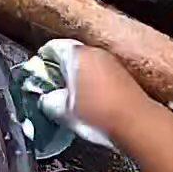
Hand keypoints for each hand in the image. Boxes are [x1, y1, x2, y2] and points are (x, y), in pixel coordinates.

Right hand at [36, 40, 152, 146]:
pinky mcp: (123, 76)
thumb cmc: (97, 113)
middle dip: (58, 72)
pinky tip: (87, 104)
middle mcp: (95, 52)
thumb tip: (46, 98)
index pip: (51, 48)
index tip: (36, 78)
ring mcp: (111, 62)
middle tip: (49, 91)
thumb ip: (48, 101)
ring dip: (75, 80)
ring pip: (86, 66)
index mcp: (77, 55)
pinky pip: (99, 75)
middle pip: (69, 56)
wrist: (136, 124)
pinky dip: (90, 85)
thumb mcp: (62, 111)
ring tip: (68, 101)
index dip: (40, 62)